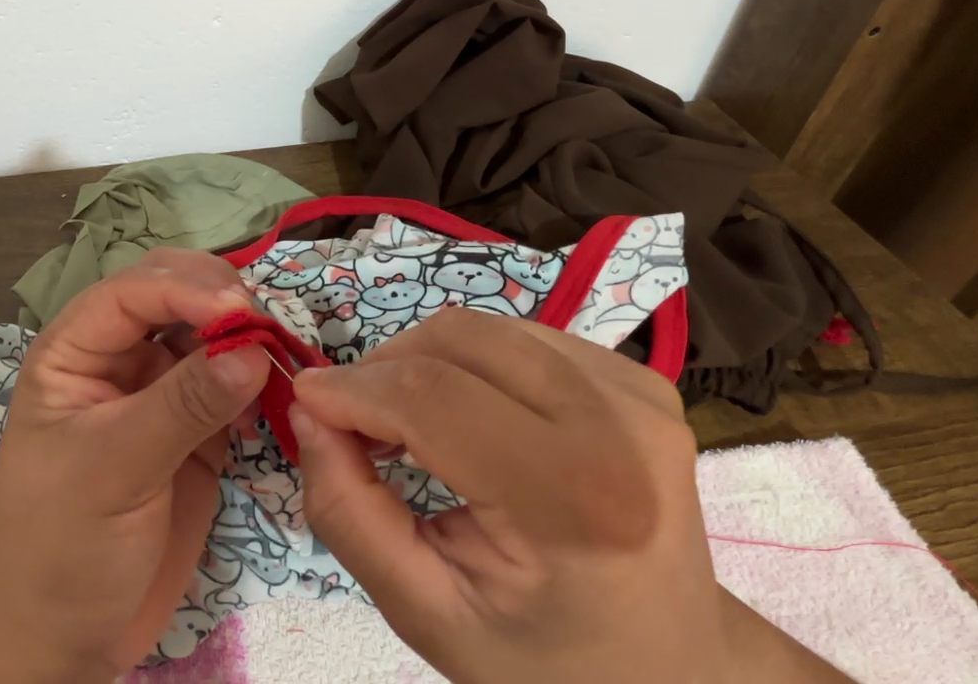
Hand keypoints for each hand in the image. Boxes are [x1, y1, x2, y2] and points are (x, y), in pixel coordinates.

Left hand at [0, 249, 268, 682]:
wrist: (66, 636)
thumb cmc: (63, 548)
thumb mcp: (114, 471)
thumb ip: (183, 406)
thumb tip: (252, 348)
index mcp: (73, 353)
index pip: (129, 293)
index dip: (184, 289)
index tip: (238, 309)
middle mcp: (116, 359)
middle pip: (171, 296)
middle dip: (217, 297)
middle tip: (261, 327)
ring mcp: (158, 392)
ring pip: (206, 333)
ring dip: (243, 335)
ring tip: (276, 357)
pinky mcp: (194, 428)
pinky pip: (230, 383)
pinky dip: (255, 380)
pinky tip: (268, 399)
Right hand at [290, 308, 853, 683]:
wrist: (671, 666)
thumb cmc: (543, 658)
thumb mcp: (424, 611)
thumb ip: (347, 511)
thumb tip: (308, 410)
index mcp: (575, 502)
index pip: (433, 399)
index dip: (353, 390)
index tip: (306, 400)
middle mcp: (619, 426)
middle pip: (457, 340)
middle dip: (384, 369)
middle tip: (356, 423)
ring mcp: (638, 392)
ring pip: (484, 327)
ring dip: (423, 361)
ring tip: (409, 423)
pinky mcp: (640, 377)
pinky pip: (520, 336)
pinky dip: (471, 362)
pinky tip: (470, 415)